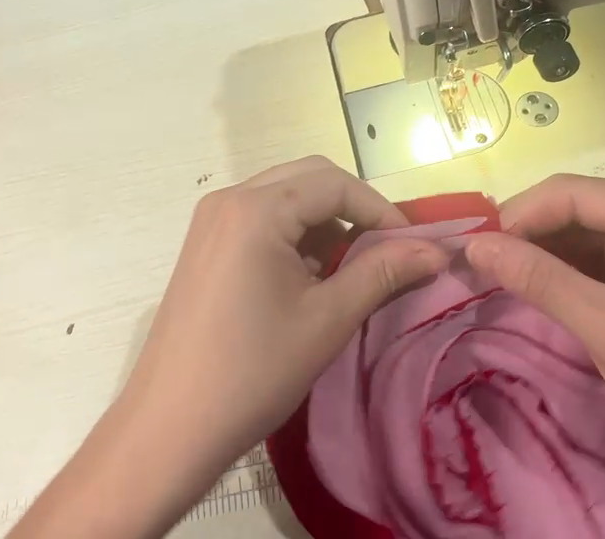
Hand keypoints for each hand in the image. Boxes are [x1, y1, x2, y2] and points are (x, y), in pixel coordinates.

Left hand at [121, 157, 448, 471]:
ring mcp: (211, 220)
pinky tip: (309, 278)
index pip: (334, 183)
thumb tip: (435, 251)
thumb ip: (382, 273)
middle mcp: (229, 199)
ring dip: (324, 222)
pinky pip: (260, 218)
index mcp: (256, 209)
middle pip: (308, 178)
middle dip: (353, 209)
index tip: (412, 247)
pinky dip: (294, 234)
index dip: (380, 209)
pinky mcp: (204, 244)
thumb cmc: (253, 371)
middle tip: (387, 252)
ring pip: (284, 196)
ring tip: (351, 270)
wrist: (169, 426)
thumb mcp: (326, 320)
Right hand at [463, 174, 604, 483]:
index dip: (520, 214)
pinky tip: (542, 291)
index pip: (573, 193)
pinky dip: (571, 272)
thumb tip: (475, 246)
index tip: (478, 249)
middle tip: (483, 266)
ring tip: (503, 279)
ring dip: (547, 254)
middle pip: (580, 208)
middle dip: (530, 234)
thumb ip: (539, 279)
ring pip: (588, 233)